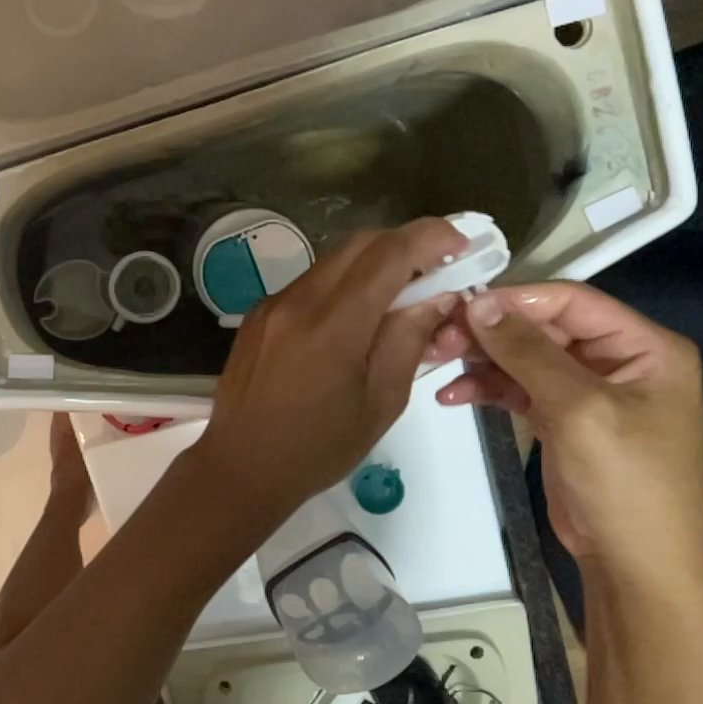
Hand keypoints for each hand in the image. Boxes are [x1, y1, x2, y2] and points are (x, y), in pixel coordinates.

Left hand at [182, 218, 468, 525]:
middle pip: (357, 245)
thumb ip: (409, 339)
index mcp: (332, 324)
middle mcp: (297, 301)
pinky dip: (340, 286)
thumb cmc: (318, 447)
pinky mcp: (257, 317)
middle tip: (437, 270)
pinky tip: (357, 318)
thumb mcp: (381, 401)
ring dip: (371, 265)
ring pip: (330, 262)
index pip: (388, 254)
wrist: (241, 466)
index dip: (431, 237)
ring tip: (401, 296)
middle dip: (404, 246)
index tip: (461, 243)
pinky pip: (308, 285)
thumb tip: (438, 296)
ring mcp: (271, 306)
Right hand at [433, 282, 702, 583]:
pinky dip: (485, 388)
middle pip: (542, 327)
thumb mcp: (577, 408)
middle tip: (439, 338)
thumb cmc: (624, 481)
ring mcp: (587, 391)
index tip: (461, 306)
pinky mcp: (561, 418)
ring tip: (435, 363)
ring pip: (522, 356)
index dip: (516, 299)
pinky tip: (452, 396)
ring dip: (480, 359)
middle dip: (490, 332)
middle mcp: (618, 360)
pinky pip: (516, 388)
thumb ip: (527, 351)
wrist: (635, 564)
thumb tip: (478, 302)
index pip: (571, 301)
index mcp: (644, 347)